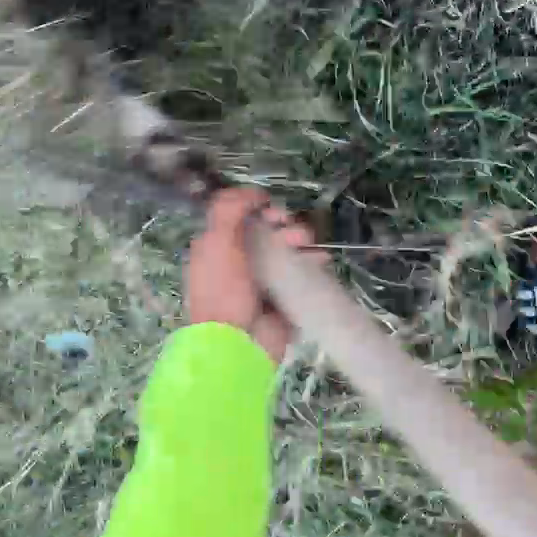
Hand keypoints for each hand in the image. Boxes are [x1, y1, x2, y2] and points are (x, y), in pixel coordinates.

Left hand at [185, 188, 318, 362]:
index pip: (242, 218)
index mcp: (218, 248)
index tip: (269, 206)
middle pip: (268, 231)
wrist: (236, 344)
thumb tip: (252, 192)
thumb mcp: (216, 242)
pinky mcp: (286, 298)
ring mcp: (264, 281)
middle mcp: (241, 262)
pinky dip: (313, 262)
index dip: (257, 208)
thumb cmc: (222, 290)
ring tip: (304, 244)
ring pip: (288, 249)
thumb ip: (229, 210)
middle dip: (282, 223)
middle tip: (288, 228)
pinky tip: (319, 259)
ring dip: (299, 239)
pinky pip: (303, 273)